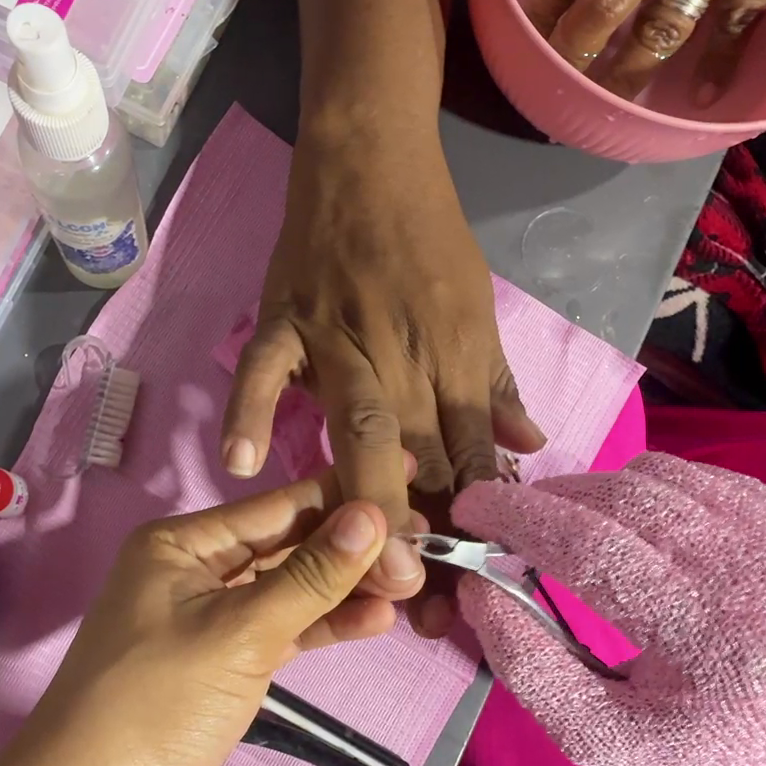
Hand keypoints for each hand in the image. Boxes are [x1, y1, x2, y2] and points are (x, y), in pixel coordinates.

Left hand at [1, 474, 392, 765]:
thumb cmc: (156, 703)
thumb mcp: (238, 633)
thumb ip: (309, 576)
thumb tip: (372, 515)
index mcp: (181, 543)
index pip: (276, 507)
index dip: (342, 498)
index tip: (406, 484)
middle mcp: (196, 569)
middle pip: (287, 546)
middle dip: (351, 548)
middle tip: (423, 547)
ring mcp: (213, 617)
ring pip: (291, 590)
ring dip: (345, 589)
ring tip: (412, 586)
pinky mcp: (227, 662)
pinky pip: (284, 630)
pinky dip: (323, 626)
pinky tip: (375, 621)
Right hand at [221, 123, 545, 631]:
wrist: (369, 155)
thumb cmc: (427, 233)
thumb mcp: (477, 303)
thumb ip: (496, 380)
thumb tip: (526, 446)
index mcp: (455, 354)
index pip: (471, 450)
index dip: (475, 519)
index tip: (473, 586)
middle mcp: (405, 357)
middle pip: (422, 456)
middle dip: (427, 534)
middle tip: (424, 610)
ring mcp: (340, 337)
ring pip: (358, 426)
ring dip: (367, 498)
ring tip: (366, 573)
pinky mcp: (285, 318)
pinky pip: (264, 370)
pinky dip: (250, 410)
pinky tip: (240, 465)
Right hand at [451, 453, 765, 765]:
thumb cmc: (692, 750)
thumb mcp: (592, 736)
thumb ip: (525, 664)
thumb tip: (476, 584)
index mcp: (715, 643)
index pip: (593, 548)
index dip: (519, 517)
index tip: (469, 505)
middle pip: (622, 501)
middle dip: (546, 498)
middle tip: (505, 514)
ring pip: (657, 477)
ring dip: (592, 492)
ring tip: (569, 526)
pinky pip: (698, 478)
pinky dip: (646, 490)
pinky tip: (636, 528)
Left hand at [523, 0, 765, 103]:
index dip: (546, 2)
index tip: (530, 32)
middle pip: (608, 2)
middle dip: (575, 48)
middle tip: (557, 77)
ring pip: (663, 27)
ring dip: (628, 71)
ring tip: (606, 100)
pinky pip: (742, 22)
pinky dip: (721, 62)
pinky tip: (701, 97)